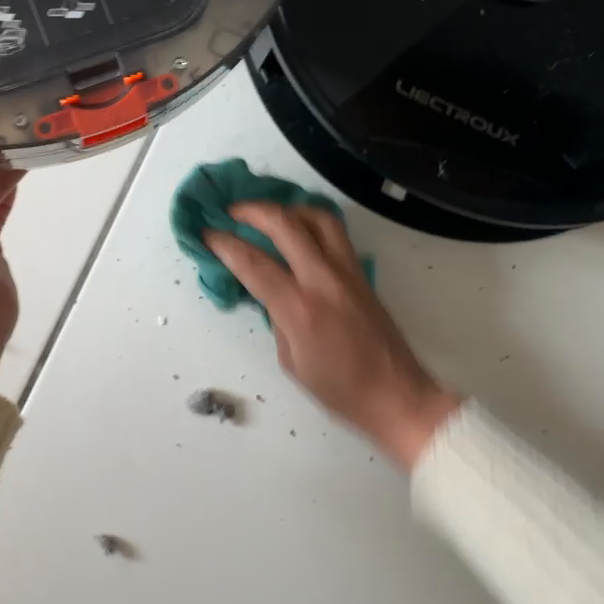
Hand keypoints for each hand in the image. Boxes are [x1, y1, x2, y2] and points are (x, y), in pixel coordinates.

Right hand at [205, 203, 459, 469]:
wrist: (397, 395)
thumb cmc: (340, 390)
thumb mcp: (291, 362)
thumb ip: (276, 318)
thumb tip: (269, 290)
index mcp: (300, 309)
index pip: (253, 263)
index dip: (225, 244)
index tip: (207, 232)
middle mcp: (323, 279)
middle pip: (284, 225)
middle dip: (251, 210)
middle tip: (230, 210)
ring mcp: (346, 271)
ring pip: (316, 217)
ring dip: (286, 208)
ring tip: (267, 213)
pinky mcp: (361, 272)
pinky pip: (334, 232)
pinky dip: (311, 220)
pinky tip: (298, 228)